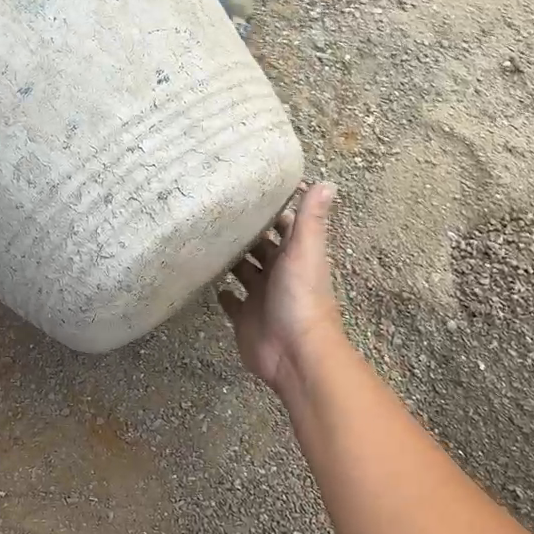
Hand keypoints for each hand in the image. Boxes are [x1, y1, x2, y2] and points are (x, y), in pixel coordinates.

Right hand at [219, 183, 345, 398]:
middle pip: (261, 247)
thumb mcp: (306, 251)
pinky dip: (223, 293)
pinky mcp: (244, 317)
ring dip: (231, 259)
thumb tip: (327, 181)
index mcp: (294, 256)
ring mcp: (260, 296)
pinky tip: (207, 280)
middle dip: (245, 232)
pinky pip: (231, 302)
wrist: (294, 352)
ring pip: (244, 271)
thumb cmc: (301, 298)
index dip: (271, 209)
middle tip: (216, 211)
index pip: (284, 226)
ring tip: (205, 239)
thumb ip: (311, 218)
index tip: (249, 190)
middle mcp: (278, 273)